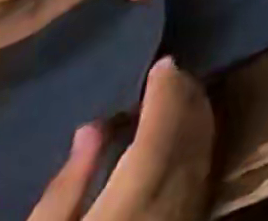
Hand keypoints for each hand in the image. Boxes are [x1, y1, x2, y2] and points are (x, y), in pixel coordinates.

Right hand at [28, 57, 214, 220]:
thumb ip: (65, 190)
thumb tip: (93, 128)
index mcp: (128, 211)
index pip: (160, 138)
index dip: (166, 95)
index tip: (163, 63)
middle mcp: (168, 211)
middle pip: (190, 142)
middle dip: (187, 99)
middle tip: (173, 70)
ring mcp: (185, 219)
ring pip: (203, 157)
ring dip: (197, 118)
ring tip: (181, 91)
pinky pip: (201, 177)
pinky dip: (198, 144)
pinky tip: (185, 133)